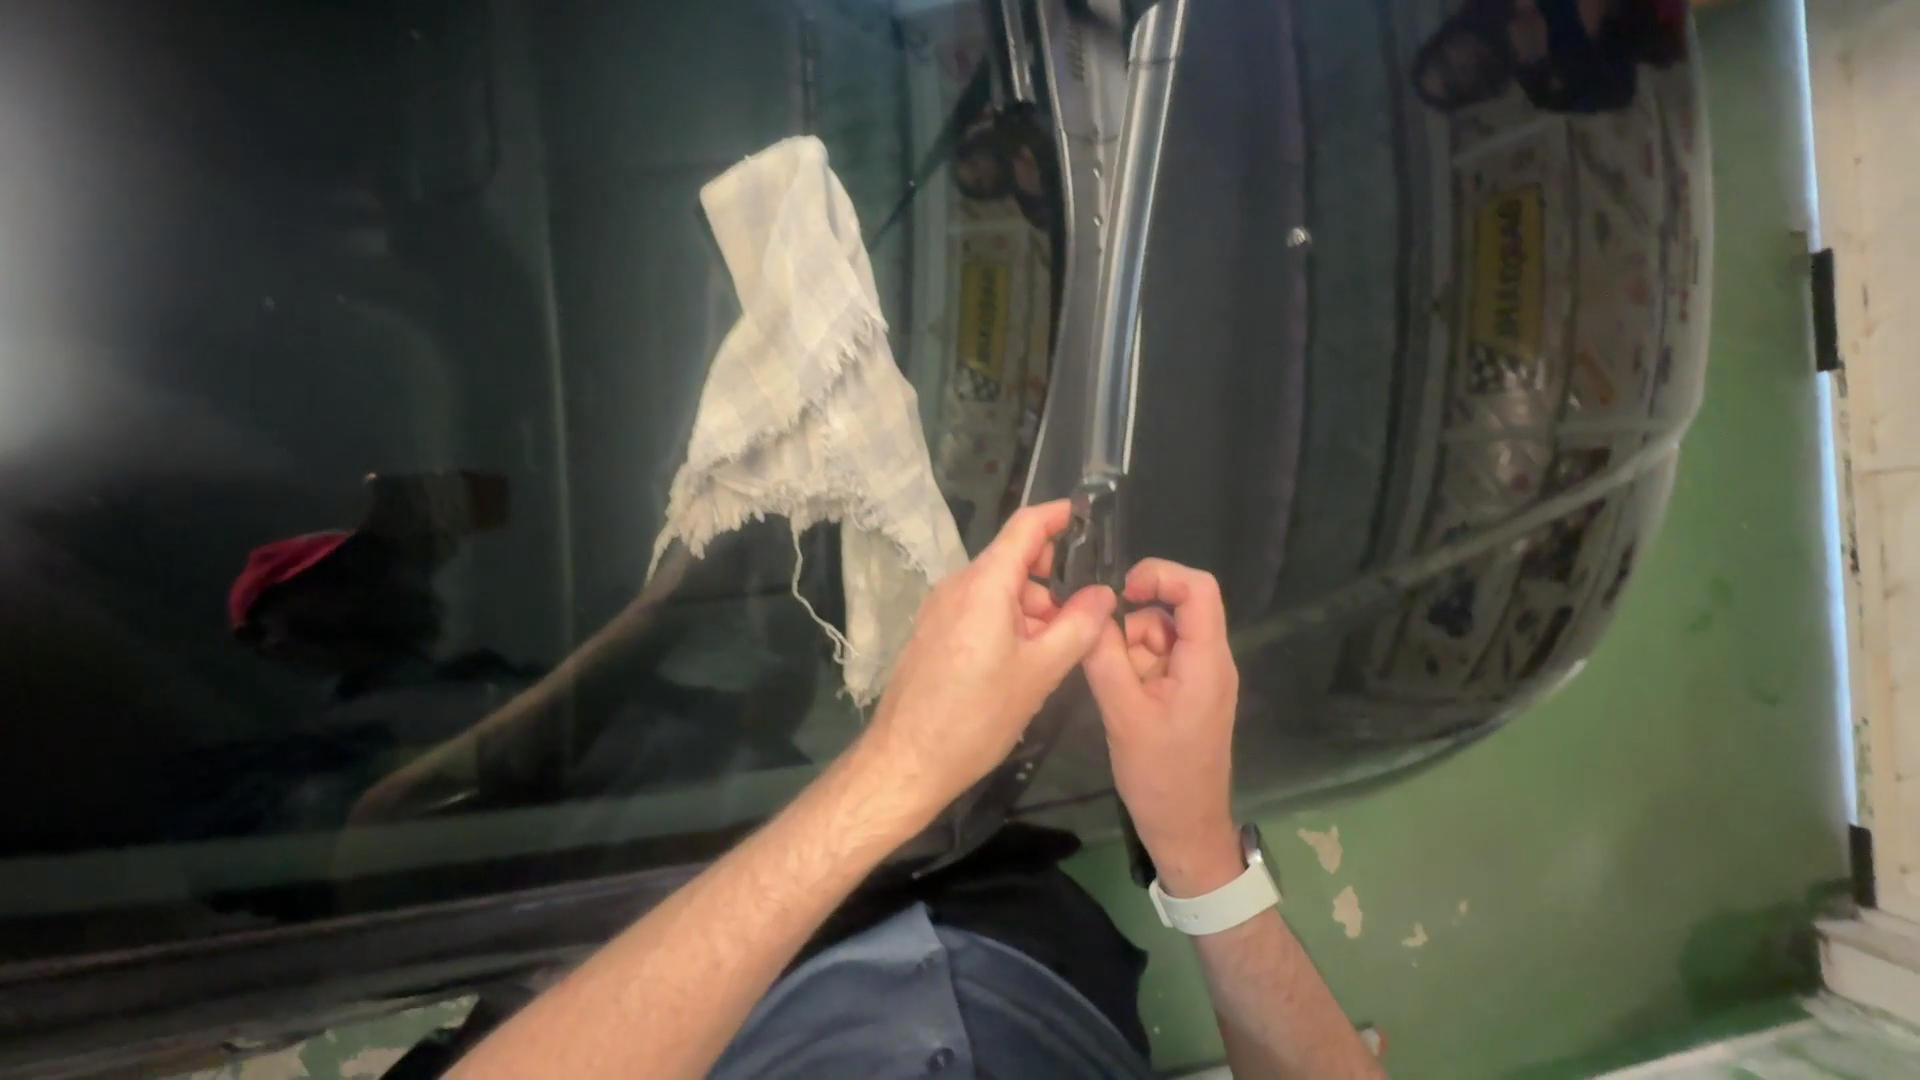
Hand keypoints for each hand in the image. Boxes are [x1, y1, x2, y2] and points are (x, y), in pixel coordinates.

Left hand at [861, 500, 1116, 811]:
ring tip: (1053, 656)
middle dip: (1052, 584)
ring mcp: (940, 610)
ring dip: (1031, 611)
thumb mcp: (1039, 672)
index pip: (1025, 526)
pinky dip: (1007, 624)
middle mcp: (957, 586)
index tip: (1087, 516)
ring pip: (998, 592)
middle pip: (1014, 563)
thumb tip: (1104, 593)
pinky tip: (1021, 665)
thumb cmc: (976, 716)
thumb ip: (1078, 626)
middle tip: (1082, 620)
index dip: (1058, 515)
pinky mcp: (933, 633)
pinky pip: (979, 612)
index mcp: (984, 584)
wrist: (906, 760)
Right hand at [1082, 559, 1240, 886]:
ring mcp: (1198, 677)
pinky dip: (1133, 669)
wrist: (1184, 828)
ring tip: (1116, 694)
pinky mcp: (1185, 692)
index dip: (1160, 575)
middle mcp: (1210, 660)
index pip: (1198, 589)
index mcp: (1206, 660)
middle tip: (1107, 664)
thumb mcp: (1123, 713)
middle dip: (1132, 627)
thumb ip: (1105, 657)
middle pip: (1171, 611)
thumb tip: (1089, 610)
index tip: (1120, 592)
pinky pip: (1156, 660)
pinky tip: (1122, 700)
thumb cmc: (1160, 775)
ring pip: (1158, 635)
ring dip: (1129, 652)